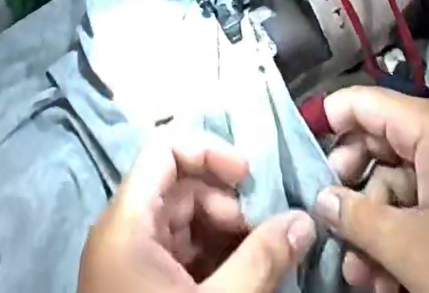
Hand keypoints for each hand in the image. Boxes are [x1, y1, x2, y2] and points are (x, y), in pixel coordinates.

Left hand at [79, 132, 317, 292]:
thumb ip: (263, 258)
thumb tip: (306, 219)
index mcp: (125, 222)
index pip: (164, 150)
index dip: (209, 151)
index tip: (251, 176)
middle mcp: (122, 232)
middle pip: (177, 185)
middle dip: (226, 200)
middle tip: (264, 227)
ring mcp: (129, 262)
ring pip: (182, 219)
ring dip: (226, 229)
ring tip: (262, 253)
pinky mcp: (141, 288)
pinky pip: (180, 251)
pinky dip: (214, 254)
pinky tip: (245, 274)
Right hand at [312, 87, 428, 292]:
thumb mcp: (411, 247)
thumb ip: (356, 218)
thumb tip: (319, 198)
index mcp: (427, 128)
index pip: (360, 103)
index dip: (325, 124)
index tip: (297, 159)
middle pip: (374, 147)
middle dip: (349, 192)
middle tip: (329, 225)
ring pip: (394, 188)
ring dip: (371, 229)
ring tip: (357, 275)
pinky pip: (419, 212)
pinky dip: (399, 241)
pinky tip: (383, 282)